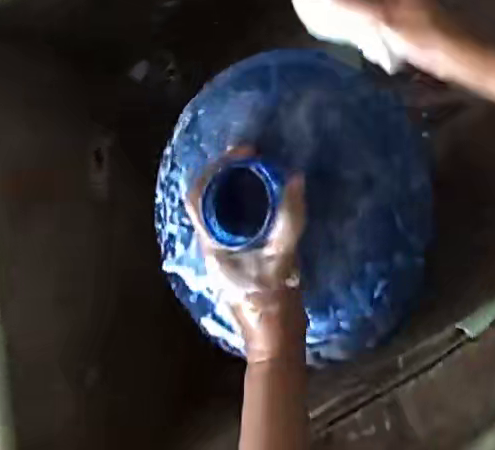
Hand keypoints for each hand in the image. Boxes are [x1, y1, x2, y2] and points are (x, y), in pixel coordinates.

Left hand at [186, 148, 307, 362]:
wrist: (274, 342)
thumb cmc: (271, 301)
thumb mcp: (282, 255)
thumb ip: (290, 216)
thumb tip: (296, 177)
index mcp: (212, 242)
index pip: (198, 194)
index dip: (216, 167)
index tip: (242, 152)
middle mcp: (210, 243)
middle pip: (207, 196)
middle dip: (227, 170)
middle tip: (252, 154)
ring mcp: (222, 251)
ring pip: (219, 206)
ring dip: (236, 184)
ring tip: (259, 167)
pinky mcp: (236, 256)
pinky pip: (234, 217)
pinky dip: (246, 199)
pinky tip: (267, 195)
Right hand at [323, 0, 475, 81]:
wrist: (455, 55)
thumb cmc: (420, 36)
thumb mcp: (382, 19)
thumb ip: (351, 3)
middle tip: (338, 12)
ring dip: (358, 2)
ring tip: (352, 24)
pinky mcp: (411, 5)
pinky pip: (381, 0)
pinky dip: (370, 11)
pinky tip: (370, 31)